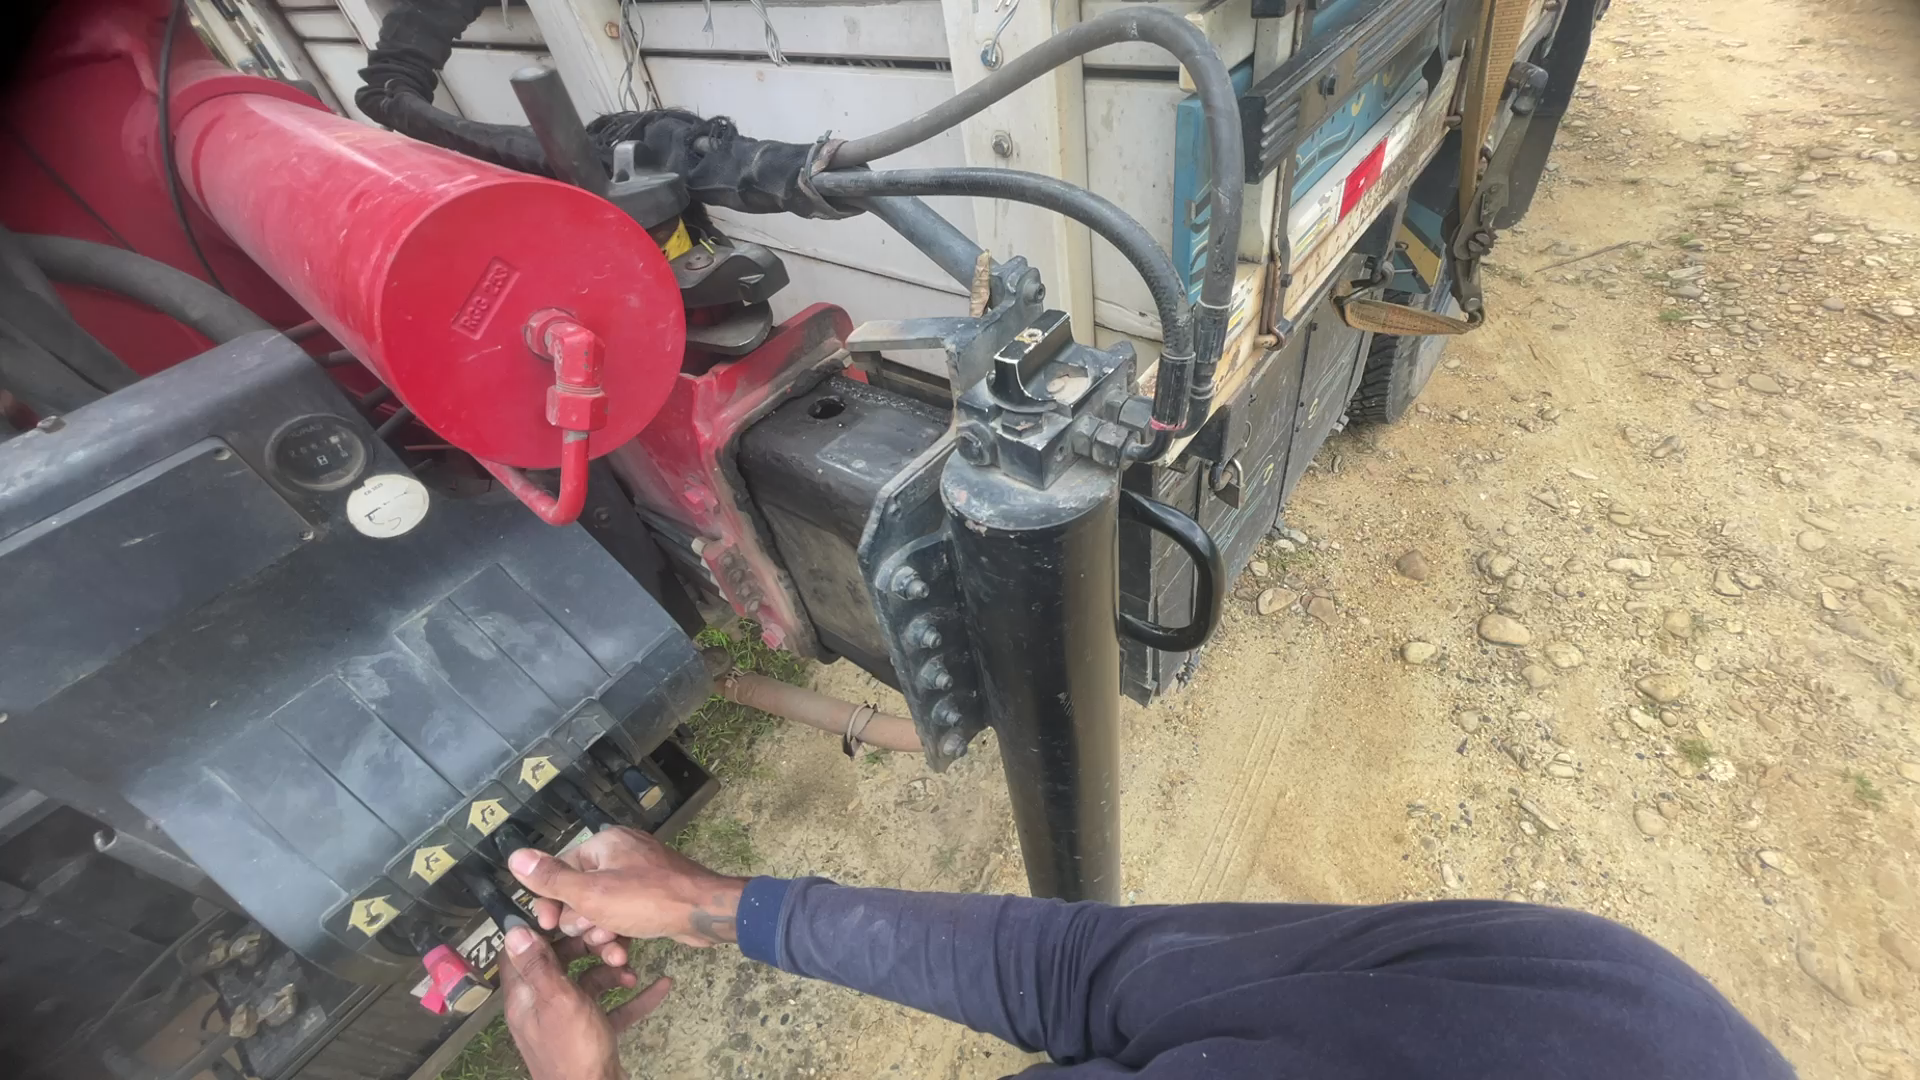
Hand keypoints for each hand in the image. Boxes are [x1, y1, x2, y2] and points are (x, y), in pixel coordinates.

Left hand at [498, 925, 669, 1079]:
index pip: (523, 953)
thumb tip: (513, 930)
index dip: (542, 930)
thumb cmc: (573, 1048)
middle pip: (564, 961)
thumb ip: (540, 966)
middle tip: (615, 941)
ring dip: (615, 971)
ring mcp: (570, 1019)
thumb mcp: (559, 1000)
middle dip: (592, 948)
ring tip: (633, 972)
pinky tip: (662, 985)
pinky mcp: (593, 1031)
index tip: (570, 914)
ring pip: (591, 980)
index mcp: (528, 997)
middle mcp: (545, 1004)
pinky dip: (636, 997)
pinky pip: (615, 1006)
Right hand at [507, 827, 748, 947]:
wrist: (700, 912)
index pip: (560, 871)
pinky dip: (619, 934)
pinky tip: (623, 954)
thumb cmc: (646, 898)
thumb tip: (515, 856)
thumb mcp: (591, 892)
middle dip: (583, 921)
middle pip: (580, 893)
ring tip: (613, 945)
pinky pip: (622, 915)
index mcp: (606, 843)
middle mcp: (621, 853)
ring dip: (601, 934)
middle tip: (596, 932)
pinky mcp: (651, 895)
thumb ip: (552, 878)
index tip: (550, 927)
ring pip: (600, 910)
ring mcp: (639, 873)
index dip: (552, 903)